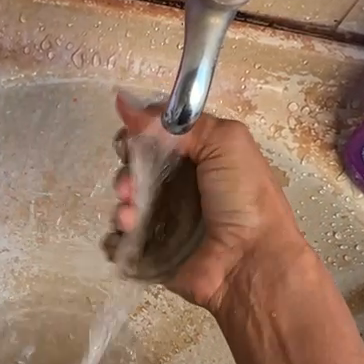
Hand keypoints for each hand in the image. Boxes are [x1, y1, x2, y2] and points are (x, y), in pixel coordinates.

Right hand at [111, 93, 315, 319]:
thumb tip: (125, 102)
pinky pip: (119, 245)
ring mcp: (162, 225)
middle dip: (125, 174)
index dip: (135, 137)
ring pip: (123, 207)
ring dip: (121, 208)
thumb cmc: (244, 199)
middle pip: (133, 172)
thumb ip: (179, 123)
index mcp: (196, 159)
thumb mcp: (225, 141)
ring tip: (132, 219)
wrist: (248, 261)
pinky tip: (125, 240)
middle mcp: (177, 190)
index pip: (153, 140)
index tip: (128, 140)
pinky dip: (115, 241)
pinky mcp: (150, 257)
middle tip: (130, 187)